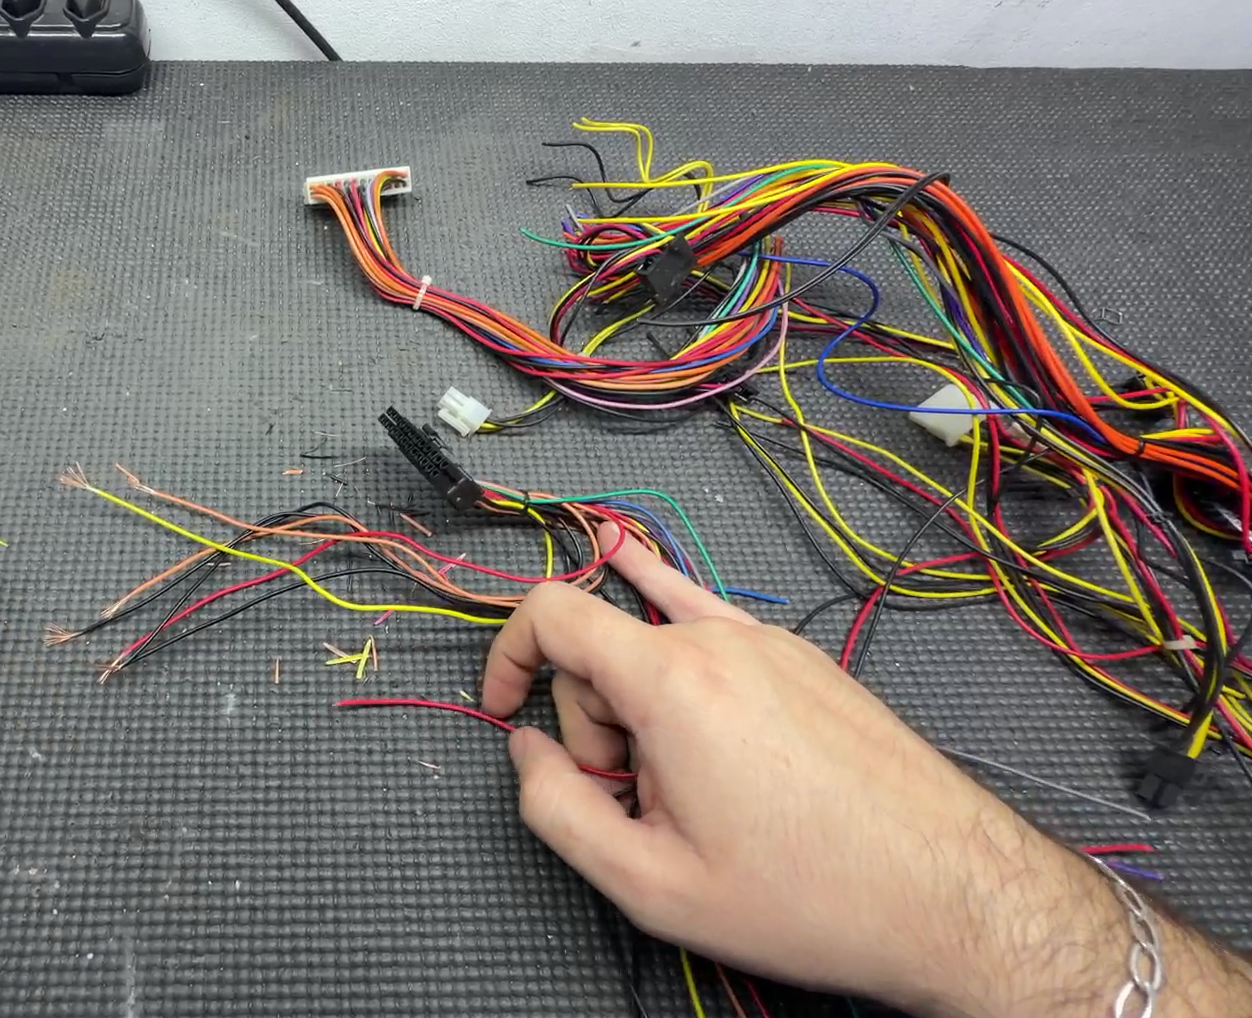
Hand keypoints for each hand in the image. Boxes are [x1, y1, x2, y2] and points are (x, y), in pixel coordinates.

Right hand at [482, 525, 1251, 1017]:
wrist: (972, 907)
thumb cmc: (805, 899)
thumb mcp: (649, 884)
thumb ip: (553, 806)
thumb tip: (527, 744)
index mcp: (670, 680)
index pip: (550, 612)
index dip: (506, 652)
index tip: (499, 707)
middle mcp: (713, 639)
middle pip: (599, 648)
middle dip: (590, 721)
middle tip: (635, 800)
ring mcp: (761, 639)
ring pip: (647, 643)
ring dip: (633, 704)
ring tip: (683, 783)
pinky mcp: (795, 655)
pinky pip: (701, 609)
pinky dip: (657, 597)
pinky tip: (635, 564)